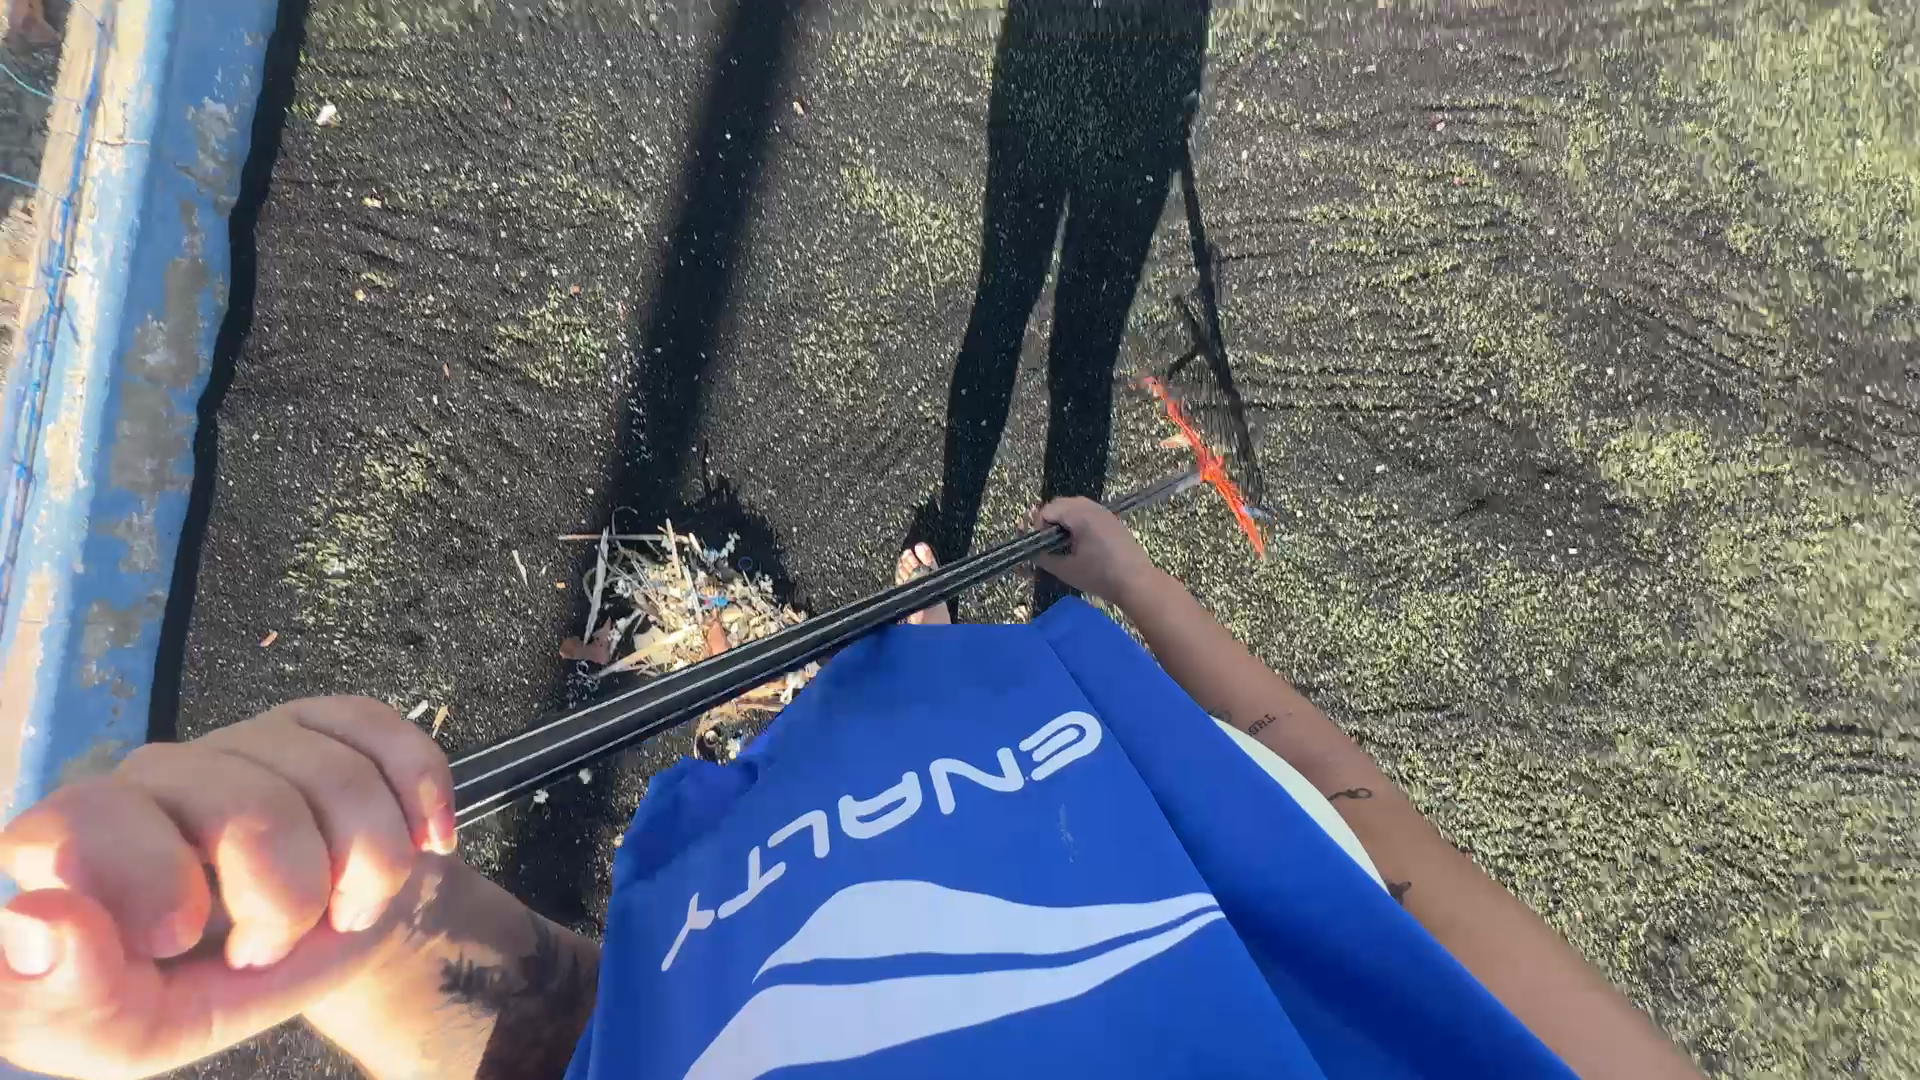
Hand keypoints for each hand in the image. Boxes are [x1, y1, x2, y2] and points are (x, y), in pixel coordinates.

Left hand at [0, 696, 456, 1079]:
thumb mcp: (141, 1029)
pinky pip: (402, 747)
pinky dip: (425, 805)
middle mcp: (166, 770)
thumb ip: (67, 1005)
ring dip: (376, 865)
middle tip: (289, 939)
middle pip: (252, 809)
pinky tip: (427, 840)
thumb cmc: (228, 979)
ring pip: (344, 781)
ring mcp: (264, 734)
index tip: (180, 939)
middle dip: (296, 894)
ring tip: (358, 902)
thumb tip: (39, 917)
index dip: (144, 877)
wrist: (340, 927)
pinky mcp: (347, 718)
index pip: (84, 819)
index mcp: (79, 841)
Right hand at [1028, 497, 1162, 604]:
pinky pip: (1087, 511)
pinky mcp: (1111, 520)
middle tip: (1046, 542)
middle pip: (1060, 503)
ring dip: (1062, 519)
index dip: (1037, 526)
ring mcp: (1104, 512)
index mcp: (1080, 516)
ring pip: (1074, 505)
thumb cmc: (1099, 576)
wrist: (1135, 582)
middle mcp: (1092, 508)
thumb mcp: (1065, 569)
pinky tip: (1079, 541)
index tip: (1039, 545)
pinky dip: (1076, 520)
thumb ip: (1043, 557)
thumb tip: (1030, 550)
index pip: (1048, 510)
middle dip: (1048, 520)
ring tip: (1061, 541)